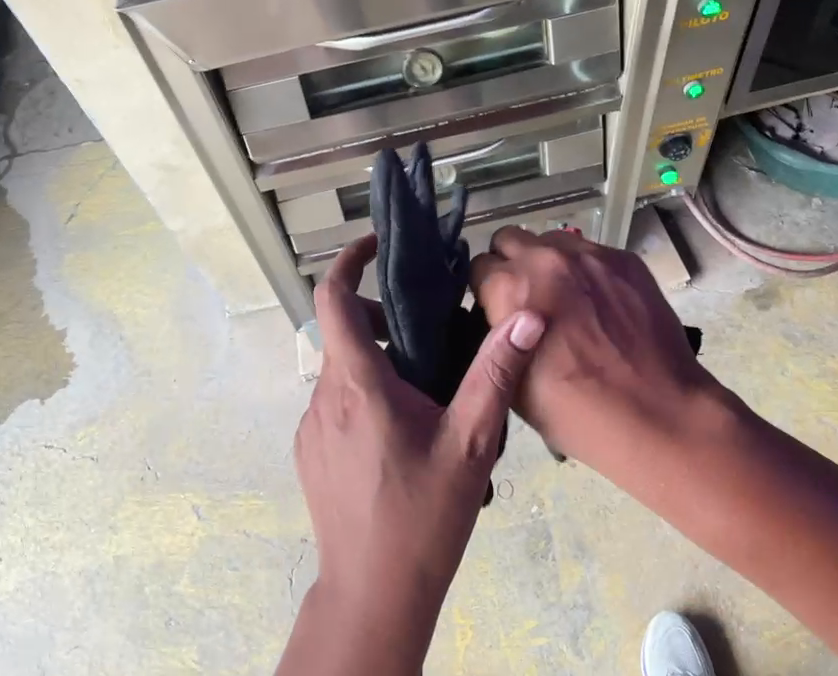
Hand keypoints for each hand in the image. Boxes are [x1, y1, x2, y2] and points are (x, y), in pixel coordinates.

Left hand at [279, 235, 544, 675]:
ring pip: (342, 369)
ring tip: (427, 389)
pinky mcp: (309, 450)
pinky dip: (364, 394)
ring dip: (377, 360)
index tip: (378, 245)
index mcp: (358, 383)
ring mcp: (311, 425)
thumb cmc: (423, 516)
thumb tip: (527, 316)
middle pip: (345, 332)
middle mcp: (325, 396)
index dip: (350, 261)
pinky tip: (403, 432)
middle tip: (431, 333)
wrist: (373, 592)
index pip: (335, 297)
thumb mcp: (471, 443)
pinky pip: (336, 402)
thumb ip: (496, 373)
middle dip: (384, 318)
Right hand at [469, 227, 728, 481]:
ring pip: (550, 240)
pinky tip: (598, 304)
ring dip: (547, 262)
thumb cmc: (575, 412)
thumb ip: (495, 335)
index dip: (484, 290)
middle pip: (507, 239)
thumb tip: (496, 315)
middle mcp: (544, 260)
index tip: (496, 308)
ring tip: (563, 297)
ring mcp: (588, 255)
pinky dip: (584, 270)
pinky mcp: (624, 259)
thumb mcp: (510, 381)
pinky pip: (590, 252)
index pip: (477, 267)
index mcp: (509, 289)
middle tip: (525, 297)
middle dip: (510, 264)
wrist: (656, 412)